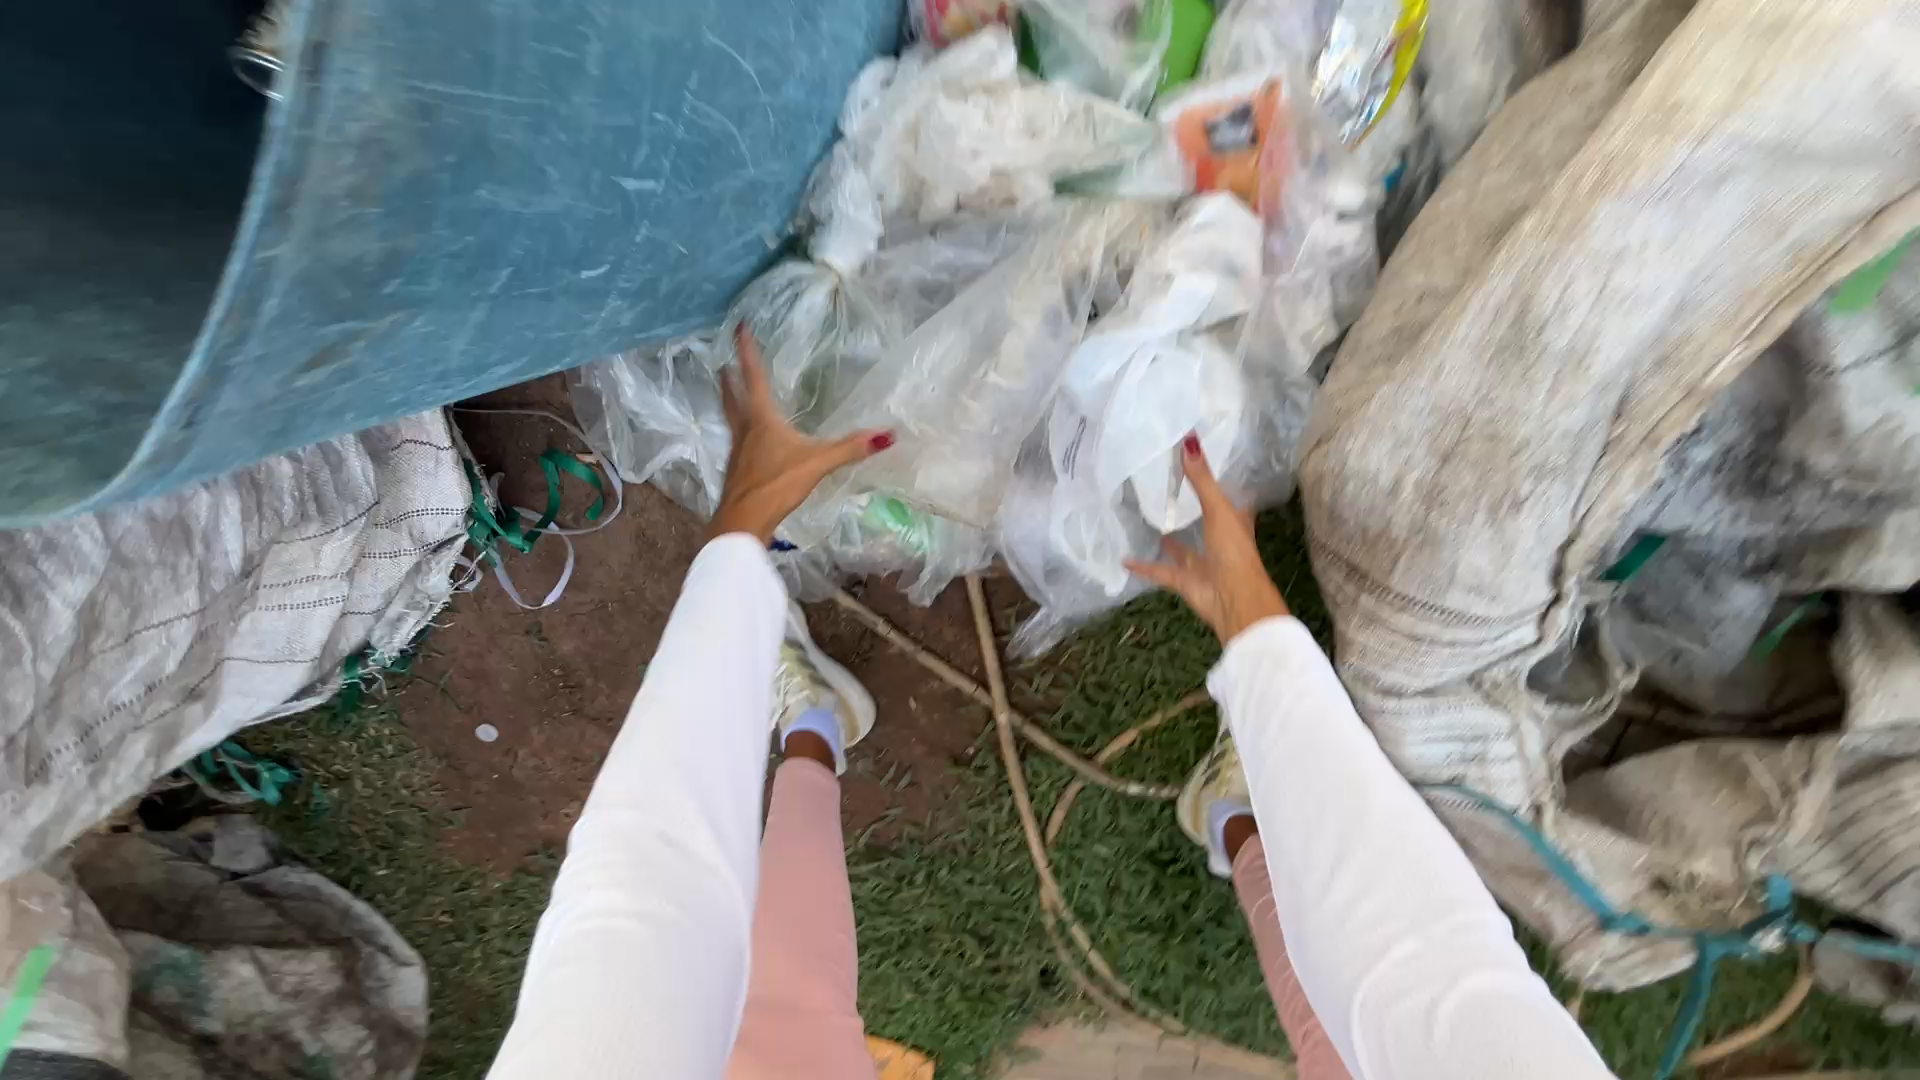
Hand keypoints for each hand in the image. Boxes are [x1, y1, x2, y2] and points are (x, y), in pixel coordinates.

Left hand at [708, 324, 893, 544]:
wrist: (743, 519)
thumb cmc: (777, 484)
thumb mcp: (817, 463)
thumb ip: (850, 449)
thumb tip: (887, 435)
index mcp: (762, 420)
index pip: (754, 378)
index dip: (747, 352)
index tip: (739, 327)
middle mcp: (745, 430)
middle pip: (732, 397)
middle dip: (729, 378)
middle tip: (723, 362)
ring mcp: (738, 451)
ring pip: (731, 418)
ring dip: (729, 402)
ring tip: (728, 392)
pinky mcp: (737, 471)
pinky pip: (738, 441)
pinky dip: (740, 431)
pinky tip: (748, 441)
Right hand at [1124, 434, 1289, 644]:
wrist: (1234, 598)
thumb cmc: (1233, 550)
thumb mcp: (1218, 508)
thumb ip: (1201, 479)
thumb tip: (1187, 440)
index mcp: (1233, 520)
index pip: (1224, 496)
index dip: (1211, 480)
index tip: (1192, 463)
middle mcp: (1218, 539)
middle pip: (1201, 520)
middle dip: (1187, 509)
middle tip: (1162, 488)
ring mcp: (1201, 562)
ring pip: (1182, 548)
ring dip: (1168, 540)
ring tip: (1146, 522)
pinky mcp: (1184, 581)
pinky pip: (1160, 571)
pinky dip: (1144, 567)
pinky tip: (1125, 559)